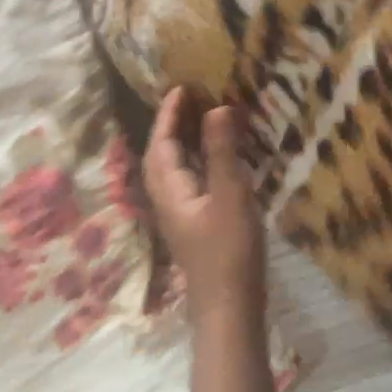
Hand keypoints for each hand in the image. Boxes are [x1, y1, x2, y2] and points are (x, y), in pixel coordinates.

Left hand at [143, 86, 266, 325]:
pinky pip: (192, 179)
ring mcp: (183, 214)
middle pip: (161, 157)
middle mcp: (170, 200)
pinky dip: (200, 159)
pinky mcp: (198, 224)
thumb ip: (222, 151)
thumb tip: (215, 108)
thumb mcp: (230, 194)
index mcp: (171, 191)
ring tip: (204, 119)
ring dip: (184, 142)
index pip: (162, 144)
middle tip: (192, 98)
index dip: (169, 115)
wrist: (229, 305)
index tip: (181, 87)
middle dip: (171, 126)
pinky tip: (220, 158)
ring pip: (175, 169)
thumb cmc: (228, 248)